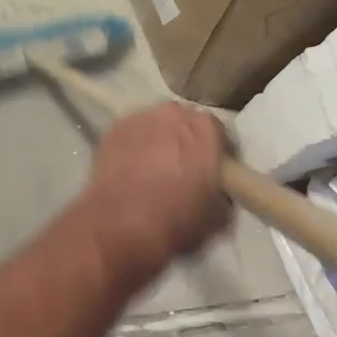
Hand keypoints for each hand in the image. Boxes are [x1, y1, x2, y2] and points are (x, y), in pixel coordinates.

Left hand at [77, 102, 231, 272]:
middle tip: (183, 165)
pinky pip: (131, 132)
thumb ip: (222, 192)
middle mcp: (172, 114)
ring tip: (154, 165)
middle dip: (185, 138)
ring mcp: (139, 118)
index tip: (214, 168)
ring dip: (158, 138)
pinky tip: (132, 166)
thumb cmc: (177, 219)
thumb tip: (217, 191)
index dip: (216, 149)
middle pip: (183, 120)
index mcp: (203, 129)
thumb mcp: (219, 216)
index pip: (216, 129)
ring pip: (155, 123)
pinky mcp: (114, 128)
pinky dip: (134, 144)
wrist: (122, 223)